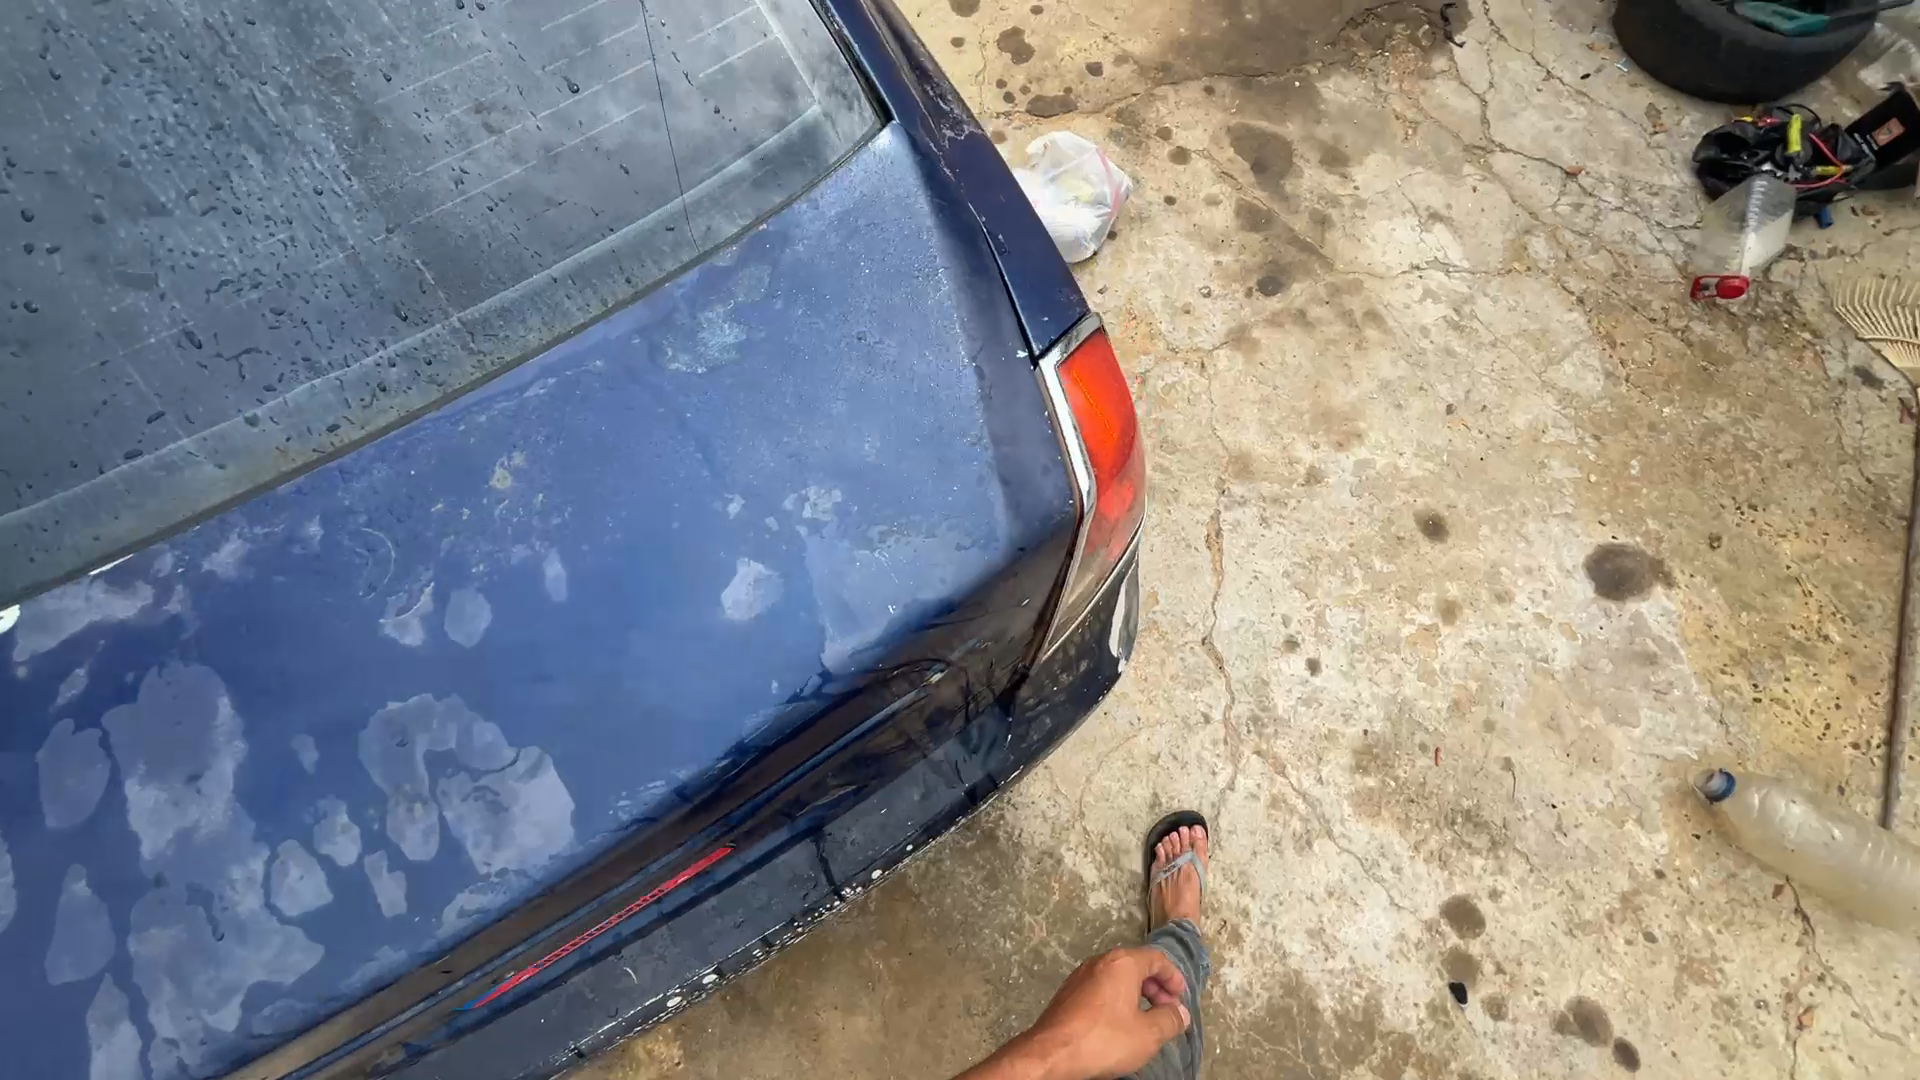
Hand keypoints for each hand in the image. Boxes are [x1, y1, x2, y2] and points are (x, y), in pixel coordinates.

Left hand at [969, 946, 1188, 1079]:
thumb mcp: (1147, 1034)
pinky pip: (1103, 985)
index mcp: (1122, 963)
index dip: (1173, 976)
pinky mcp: (1071, 989)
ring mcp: (1083, 973)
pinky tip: (1121, 1020)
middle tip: (1167, 1010)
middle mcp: (1101, 960)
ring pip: (1118, 975)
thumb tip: (1181, 1012)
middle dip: (1156, 986)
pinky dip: (1119, 996)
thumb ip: (1169, 1020)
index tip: (1182, 997)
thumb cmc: (1104, 1039)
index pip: (1156, 958)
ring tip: (1147, 1018)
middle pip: (1136, 964)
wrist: (1054, 1050)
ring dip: (1138, 992)